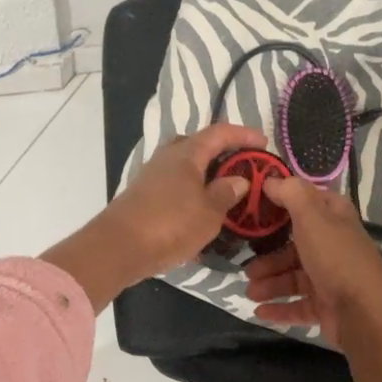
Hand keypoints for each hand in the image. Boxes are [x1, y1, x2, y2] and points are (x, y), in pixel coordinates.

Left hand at [41, 123, 268, 309]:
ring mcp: (150, 178)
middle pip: (196, 146)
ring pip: (183, 169)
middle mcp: (166, 159)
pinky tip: (198, 216)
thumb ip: (225, 193)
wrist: (118, 248)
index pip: (219, 133)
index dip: (243, 135)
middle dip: (219, 153)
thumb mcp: (209, 212)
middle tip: (239, 168)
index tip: (263, 143)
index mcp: (187, 154)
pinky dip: (189, 196)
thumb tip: (238, 179)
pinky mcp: (141, 198)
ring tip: (221, 195)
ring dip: (203, 177)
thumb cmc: (170, 225)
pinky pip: (172, 189)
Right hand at [244, 178, 381, 346]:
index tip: (255, 207)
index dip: (284, 202)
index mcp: (335, 219)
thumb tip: (270, 179)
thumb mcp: (312, 217)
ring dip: (269, 284)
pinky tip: (259, 311)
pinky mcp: (327, 306)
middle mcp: (334, 246)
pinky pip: (297, 305)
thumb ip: (291, 194)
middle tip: (246, 267)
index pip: (309, 203)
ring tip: (249, 293)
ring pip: (293, 278)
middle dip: (268, 257)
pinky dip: (279, 308)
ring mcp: (331, 279)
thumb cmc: (336, 258)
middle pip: (295, 247)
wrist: (364, 312)